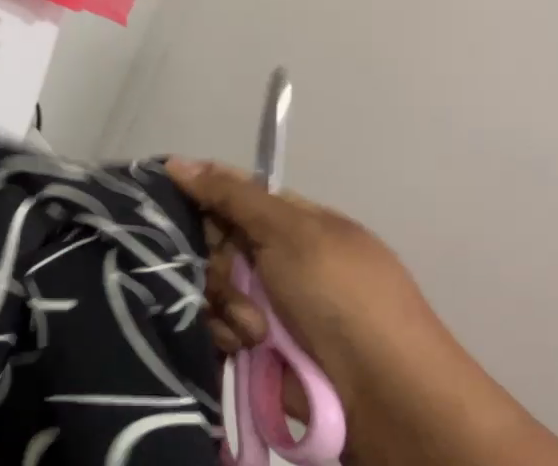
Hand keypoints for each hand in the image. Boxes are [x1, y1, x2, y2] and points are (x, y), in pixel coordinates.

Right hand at [164, 157, 432, 390]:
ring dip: (221, 301)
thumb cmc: (346, 300)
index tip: (171, 200)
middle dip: (212, 259)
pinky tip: (245, 343)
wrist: (386, 396)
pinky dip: (224, 330)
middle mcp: (277, 259)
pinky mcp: (252, 340)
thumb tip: (174, 161)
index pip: (231, 193)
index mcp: (296, 226)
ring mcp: (265, 301)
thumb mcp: (293, 233)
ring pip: (206, 281)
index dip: (201, 195)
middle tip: (229, 274)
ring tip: (252, 325)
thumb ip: (232, 194)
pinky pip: (212, 321)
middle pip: (209, 238)